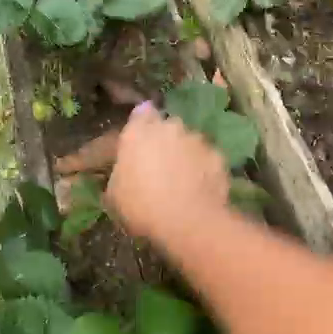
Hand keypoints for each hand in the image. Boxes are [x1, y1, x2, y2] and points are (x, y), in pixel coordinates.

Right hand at [107, 103, 230, 244]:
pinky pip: (207, 159)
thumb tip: (123, 172)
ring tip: (184, 180)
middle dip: (165, 140)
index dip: (142, 124)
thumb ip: (119, 173)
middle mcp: (168, 126)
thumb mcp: (114, 194)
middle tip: (160, 164)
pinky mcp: (218, 156)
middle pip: (167, 126)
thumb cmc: (141, 205)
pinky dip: (205, 169)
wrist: (187, 221)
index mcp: (138, 131)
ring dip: (186, 154)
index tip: (141, 139)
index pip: (141, 112)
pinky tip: (201, 189)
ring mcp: (196, 139)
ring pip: (190, 141)